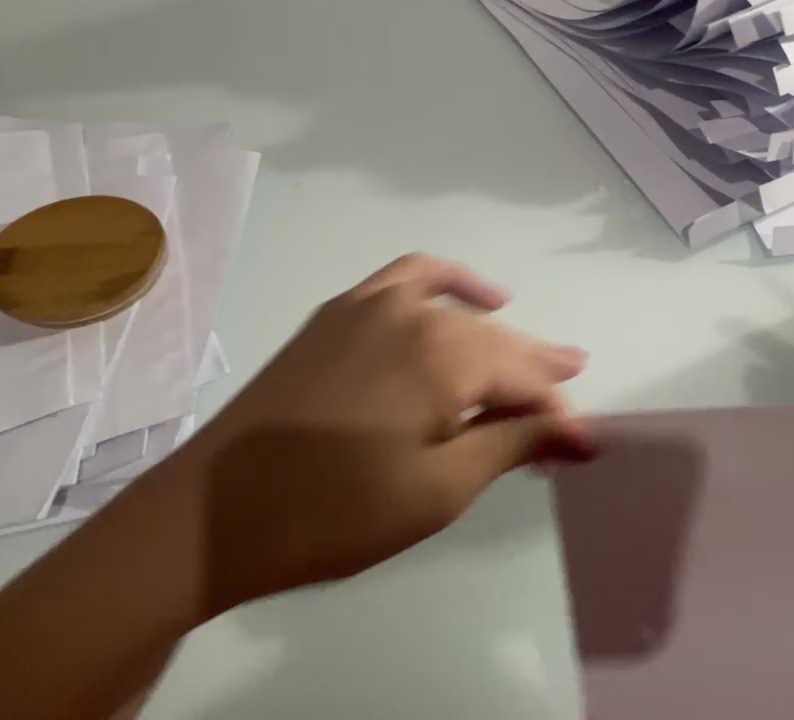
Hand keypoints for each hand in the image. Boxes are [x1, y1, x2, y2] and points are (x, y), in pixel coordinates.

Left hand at [174, 253, 593, 614]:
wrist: (211, 513)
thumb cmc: (335, 512)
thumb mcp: (439, 489)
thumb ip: (514, 444)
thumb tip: (582, 431)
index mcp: (445, 354)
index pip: (525, 379)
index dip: (557, 416)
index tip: (580, 449)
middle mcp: (415, 313)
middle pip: (497, 343)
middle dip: (536, 381)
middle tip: (567, 420)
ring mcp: (371, 306)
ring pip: (460, 313)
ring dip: (503, 334)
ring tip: (542, 356)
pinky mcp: (338, 315)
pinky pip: (407, 280)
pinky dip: (448, 283)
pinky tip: (469, 297)